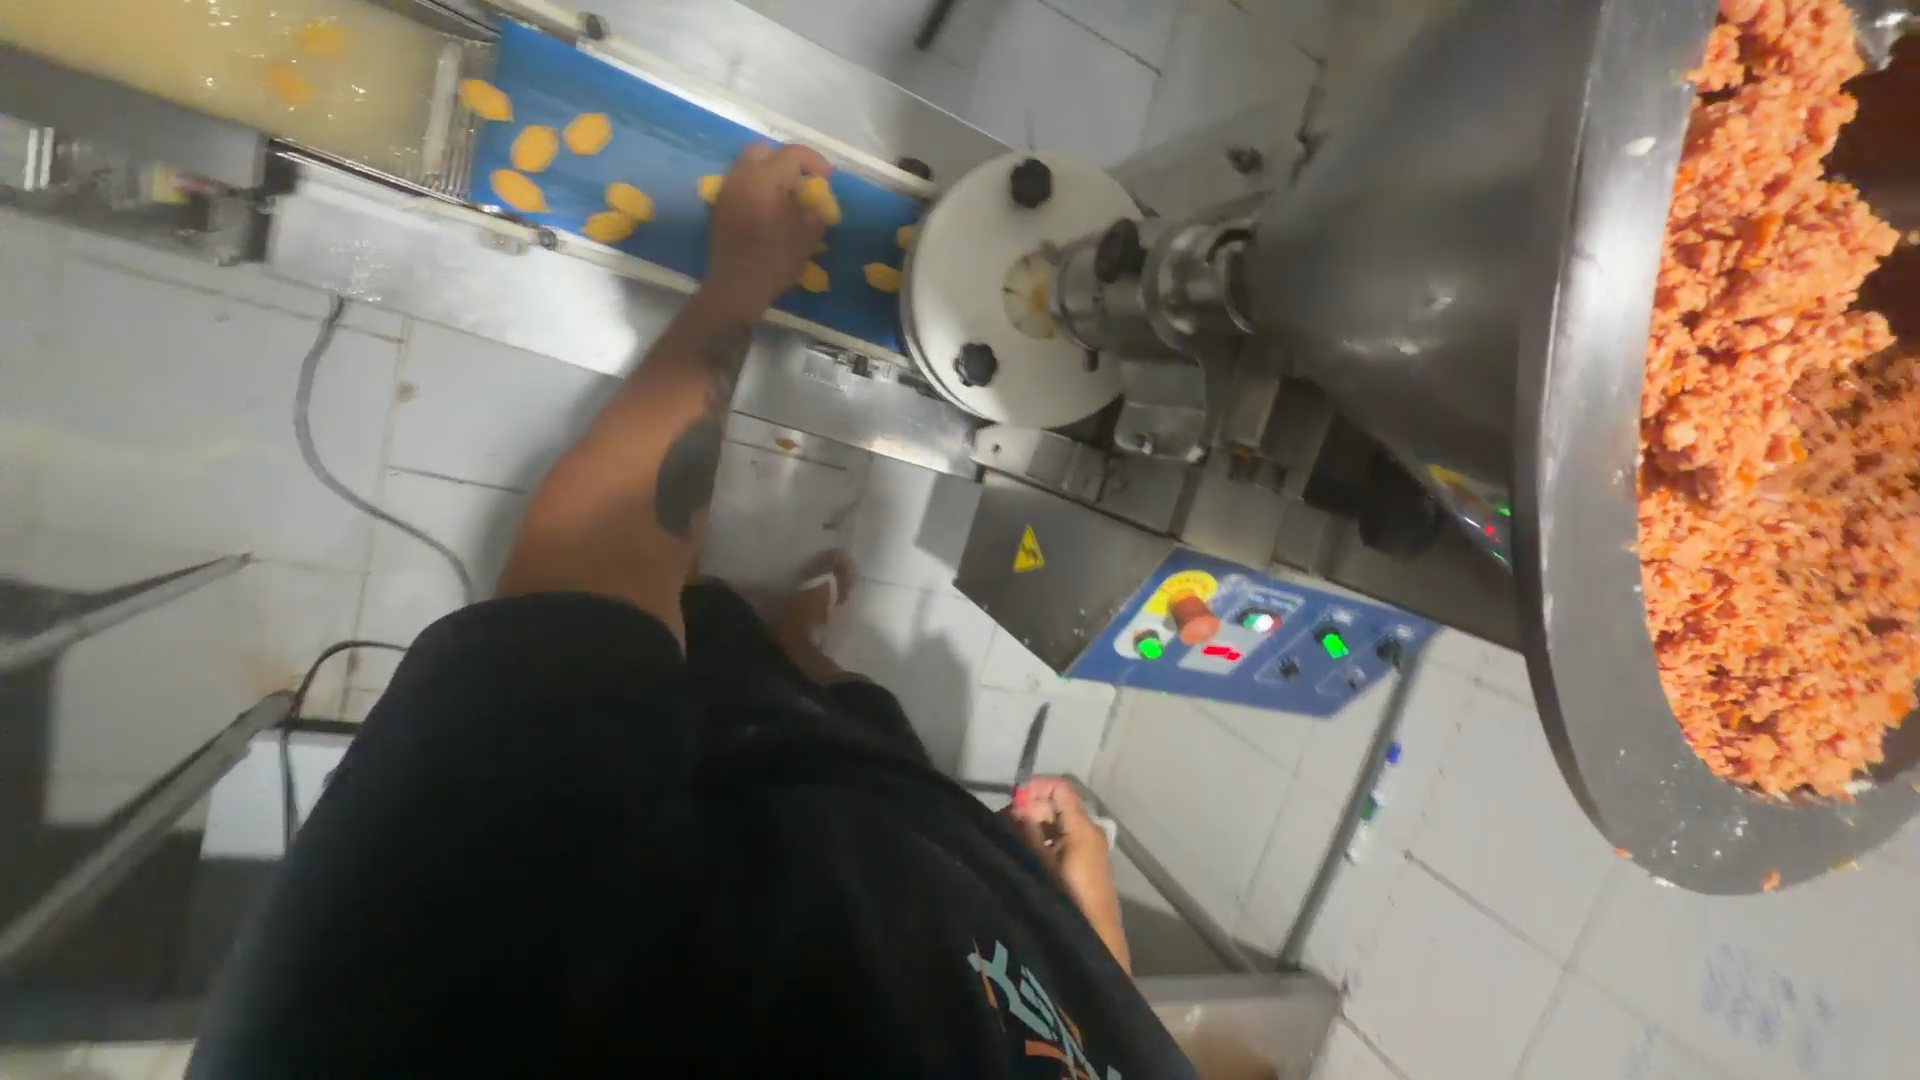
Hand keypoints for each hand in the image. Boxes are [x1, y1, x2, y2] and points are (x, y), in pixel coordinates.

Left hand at [700, 142, 833, 319]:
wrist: (735, 288)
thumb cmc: (774, 262)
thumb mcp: (807, 237)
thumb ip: (818, 209)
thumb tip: (821, 197)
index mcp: (763, 180)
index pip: (792, 153)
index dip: (814, 161)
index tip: (828, 177)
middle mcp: (741, 176)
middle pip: (765, 151)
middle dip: (788, 162)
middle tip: (804, 182)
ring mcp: (727, 190)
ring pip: (750, 165)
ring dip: (772, 174)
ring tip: (789, 196)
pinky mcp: (720, 206)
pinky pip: (741, 183)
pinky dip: (758, 187)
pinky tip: (770, 209)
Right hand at [1009, 777, 1130, 973]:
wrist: (1097, 943)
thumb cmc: (1069, 900)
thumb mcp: (1042, 864)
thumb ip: (1029, 833)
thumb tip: (1017, 807)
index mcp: (1083, 827)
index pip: (1060, 788)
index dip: (1035, 787)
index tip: (1011, 799)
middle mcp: (1089, 832)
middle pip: (1056, 805)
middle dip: (1029, 809)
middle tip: (1003, 825)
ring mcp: (1088, 848)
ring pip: (1057, 824)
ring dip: (1033, 826)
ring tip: (1010, 840)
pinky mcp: (1084, 864)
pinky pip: (1060, 840)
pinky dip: (1042, 840)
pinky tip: (1024, 855)